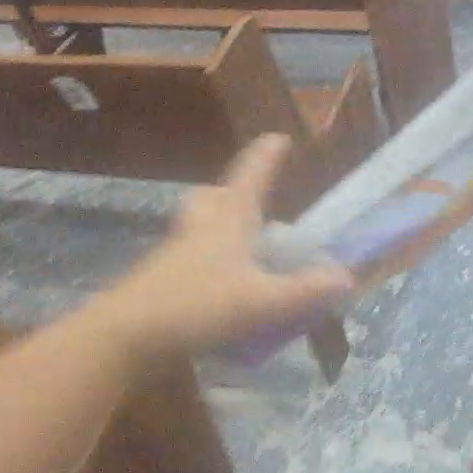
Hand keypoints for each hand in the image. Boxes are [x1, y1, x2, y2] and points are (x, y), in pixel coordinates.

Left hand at [98, 134, 353, 355]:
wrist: (126, 335)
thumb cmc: (197, 305)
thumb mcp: (261, 302)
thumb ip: (305, 291)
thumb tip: (347, 276)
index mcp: (228, 221)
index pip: (251, 177)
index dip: (266, 157)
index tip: (278, 137)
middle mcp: (200, 228)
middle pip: (214, 197)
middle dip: (233, 191)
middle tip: (251, 197)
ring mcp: (176, 254)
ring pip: (199, 227)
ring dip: (221, 226)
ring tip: (244, 244)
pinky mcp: (161, 282)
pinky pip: (191, 259)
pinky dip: (210, 262)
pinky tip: (224, 288)